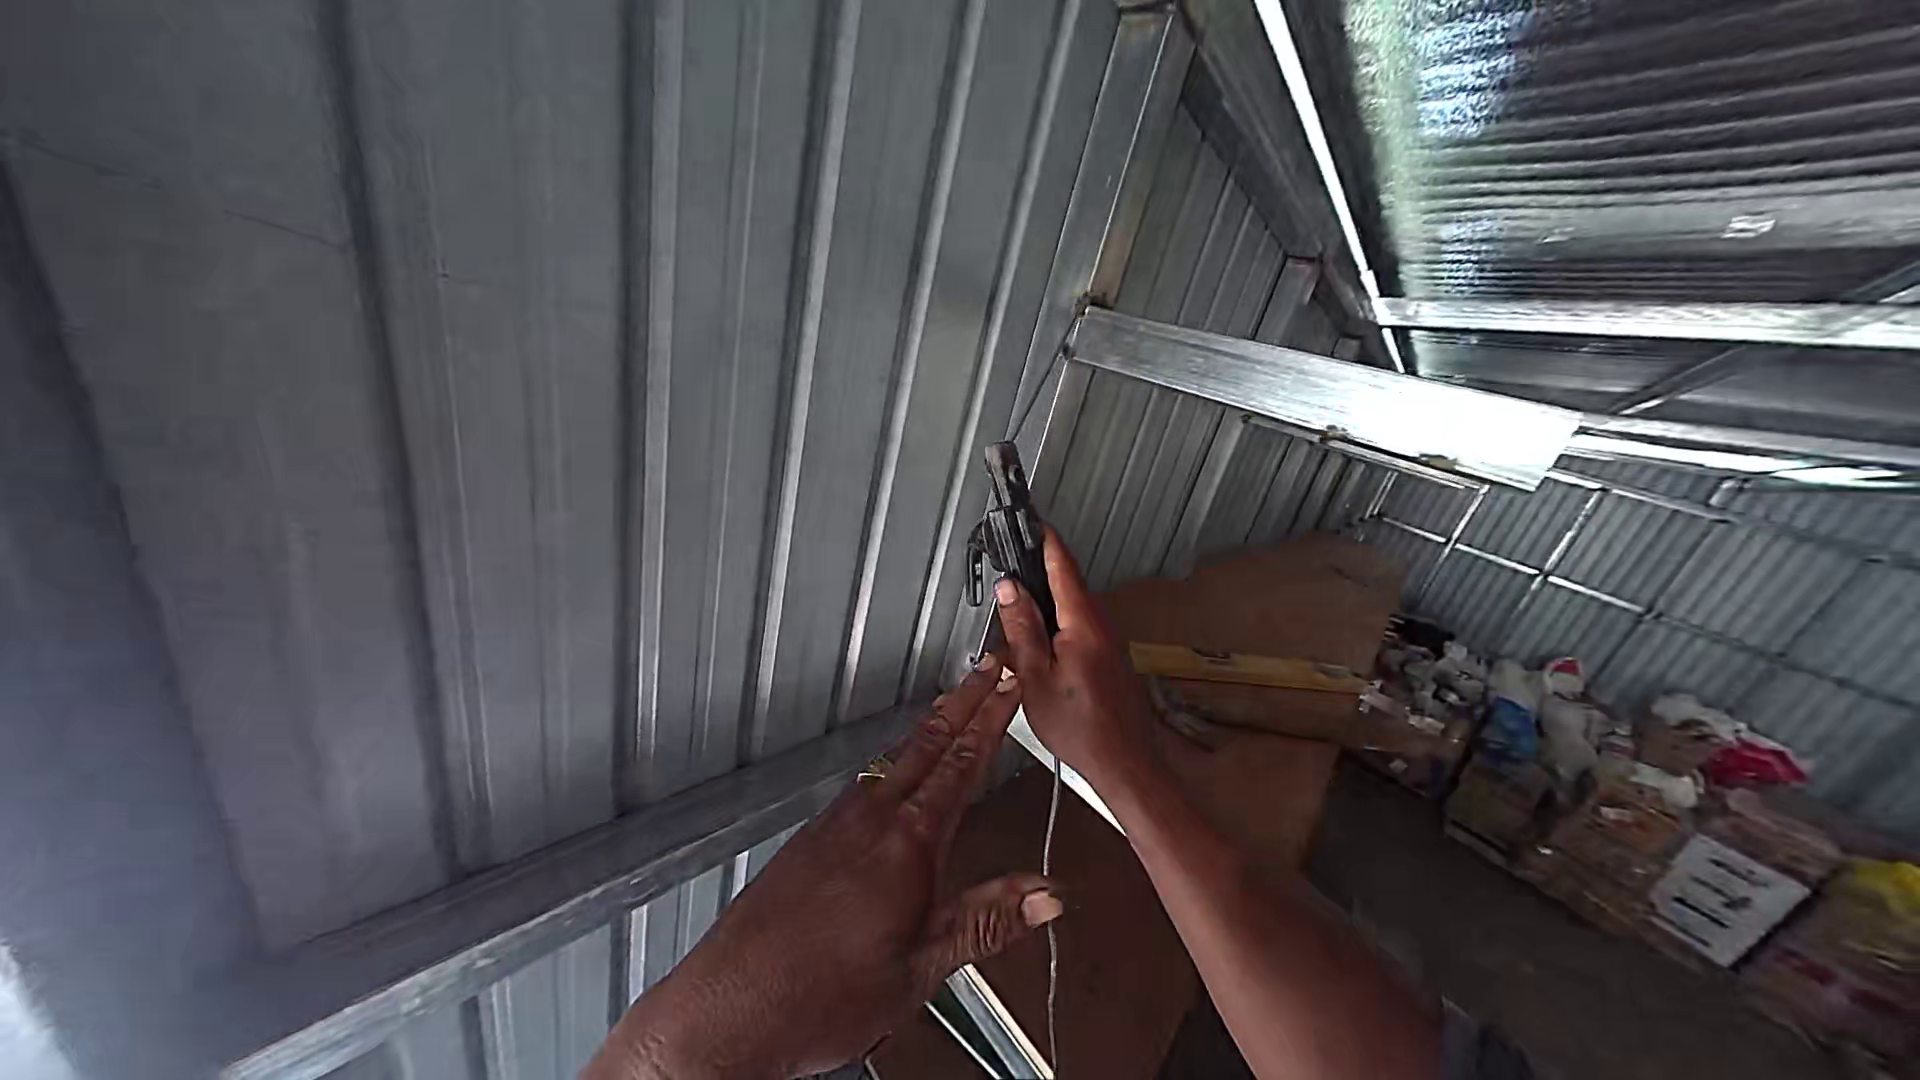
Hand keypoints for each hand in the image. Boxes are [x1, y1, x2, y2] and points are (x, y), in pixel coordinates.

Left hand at [586, 657, 1061, 1079]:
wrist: (731, 1005)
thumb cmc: (819, 993)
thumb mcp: (922, 966)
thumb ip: (988, 920)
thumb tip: (1045, 898)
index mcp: (908, 843)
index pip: (962, 762)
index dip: (990, 718)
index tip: (1007, 686)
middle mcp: (873, 817)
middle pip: (930, 739)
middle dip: (965, 698)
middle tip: (986, 668)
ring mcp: (841, 819)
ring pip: (899, 752)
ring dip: (934, 721)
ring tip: (954, 701)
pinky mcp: (818, 830)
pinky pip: (871, 774)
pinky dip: (900, 752)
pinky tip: (901, 762)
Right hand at [995, 527, 1155, 789]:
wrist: (1123, 763)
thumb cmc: (1082, 728)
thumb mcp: (1035, 677)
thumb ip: (1022, 628)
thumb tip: (1010, 590)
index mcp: (1084, 623)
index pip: (1063, 565)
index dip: (1046, 541)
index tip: (1033, 523)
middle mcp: (1103, 625)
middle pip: (1068, 585)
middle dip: (1038, 576)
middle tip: (1012, 574)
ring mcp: (1111, 641)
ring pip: (1073, 609)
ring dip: (1047, 606)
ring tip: (1019, 618)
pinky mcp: (1112, 657)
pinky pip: (1082, 628)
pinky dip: (1059, 627)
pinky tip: (1042, 649)